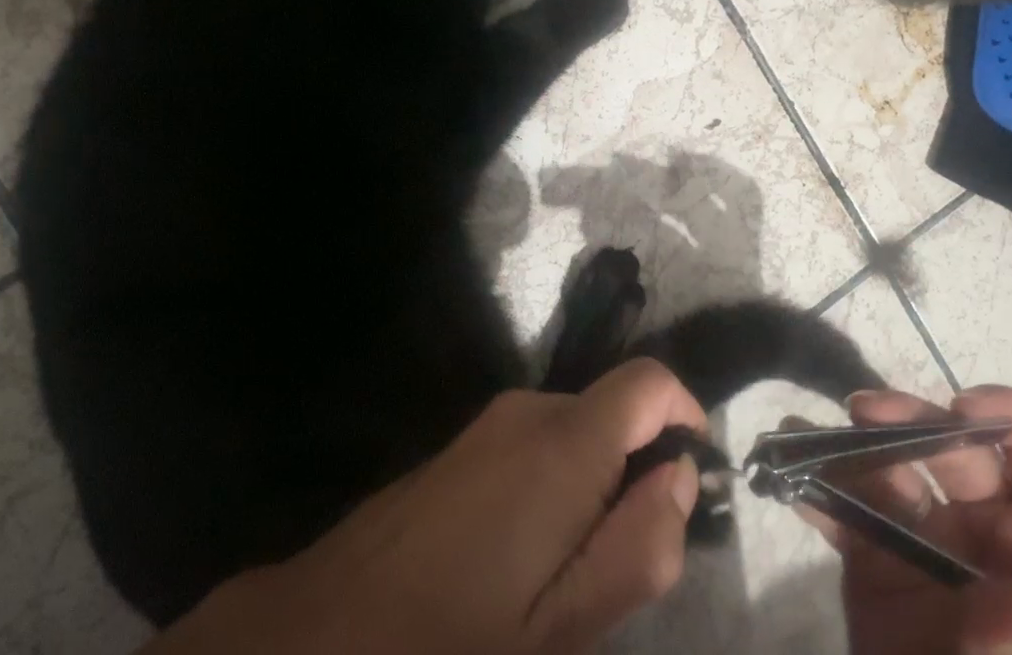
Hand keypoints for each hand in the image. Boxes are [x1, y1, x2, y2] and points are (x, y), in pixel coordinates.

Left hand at [138, 359, 705, 654]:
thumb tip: (679, 478)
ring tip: (564, 570)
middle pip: (614, 412)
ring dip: (592, 485)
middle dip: (636, 469)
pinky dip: (552, 486)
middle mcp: (526, 413)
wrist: (322, 632)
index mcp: (563, 443)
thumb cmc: (456, 635)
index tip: (688, 481)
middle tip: (619, 557)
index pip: (651, 382)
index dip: (685, 417)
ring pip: (573, 434)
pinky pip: (531, 448)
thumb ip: (641, 545)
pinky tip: (519, 558)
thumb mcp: (567, 620)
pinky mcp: (456, 451)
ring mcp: (483, 429)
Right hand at [797, 386, 1011, 654]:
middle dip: (909, 420)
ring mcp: (923, 541)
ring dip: (851, 445)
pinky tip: (791, 485)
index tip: (959, 405)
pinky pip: (844, 513)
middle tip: (861, 410)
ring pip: (890, 470)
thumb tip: (1010, 599)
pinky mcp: (872, 562)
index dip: (1011, 416)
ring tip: (804, 433)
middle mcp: (985, 529)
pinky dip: (816, 492)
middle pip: (952, 450)